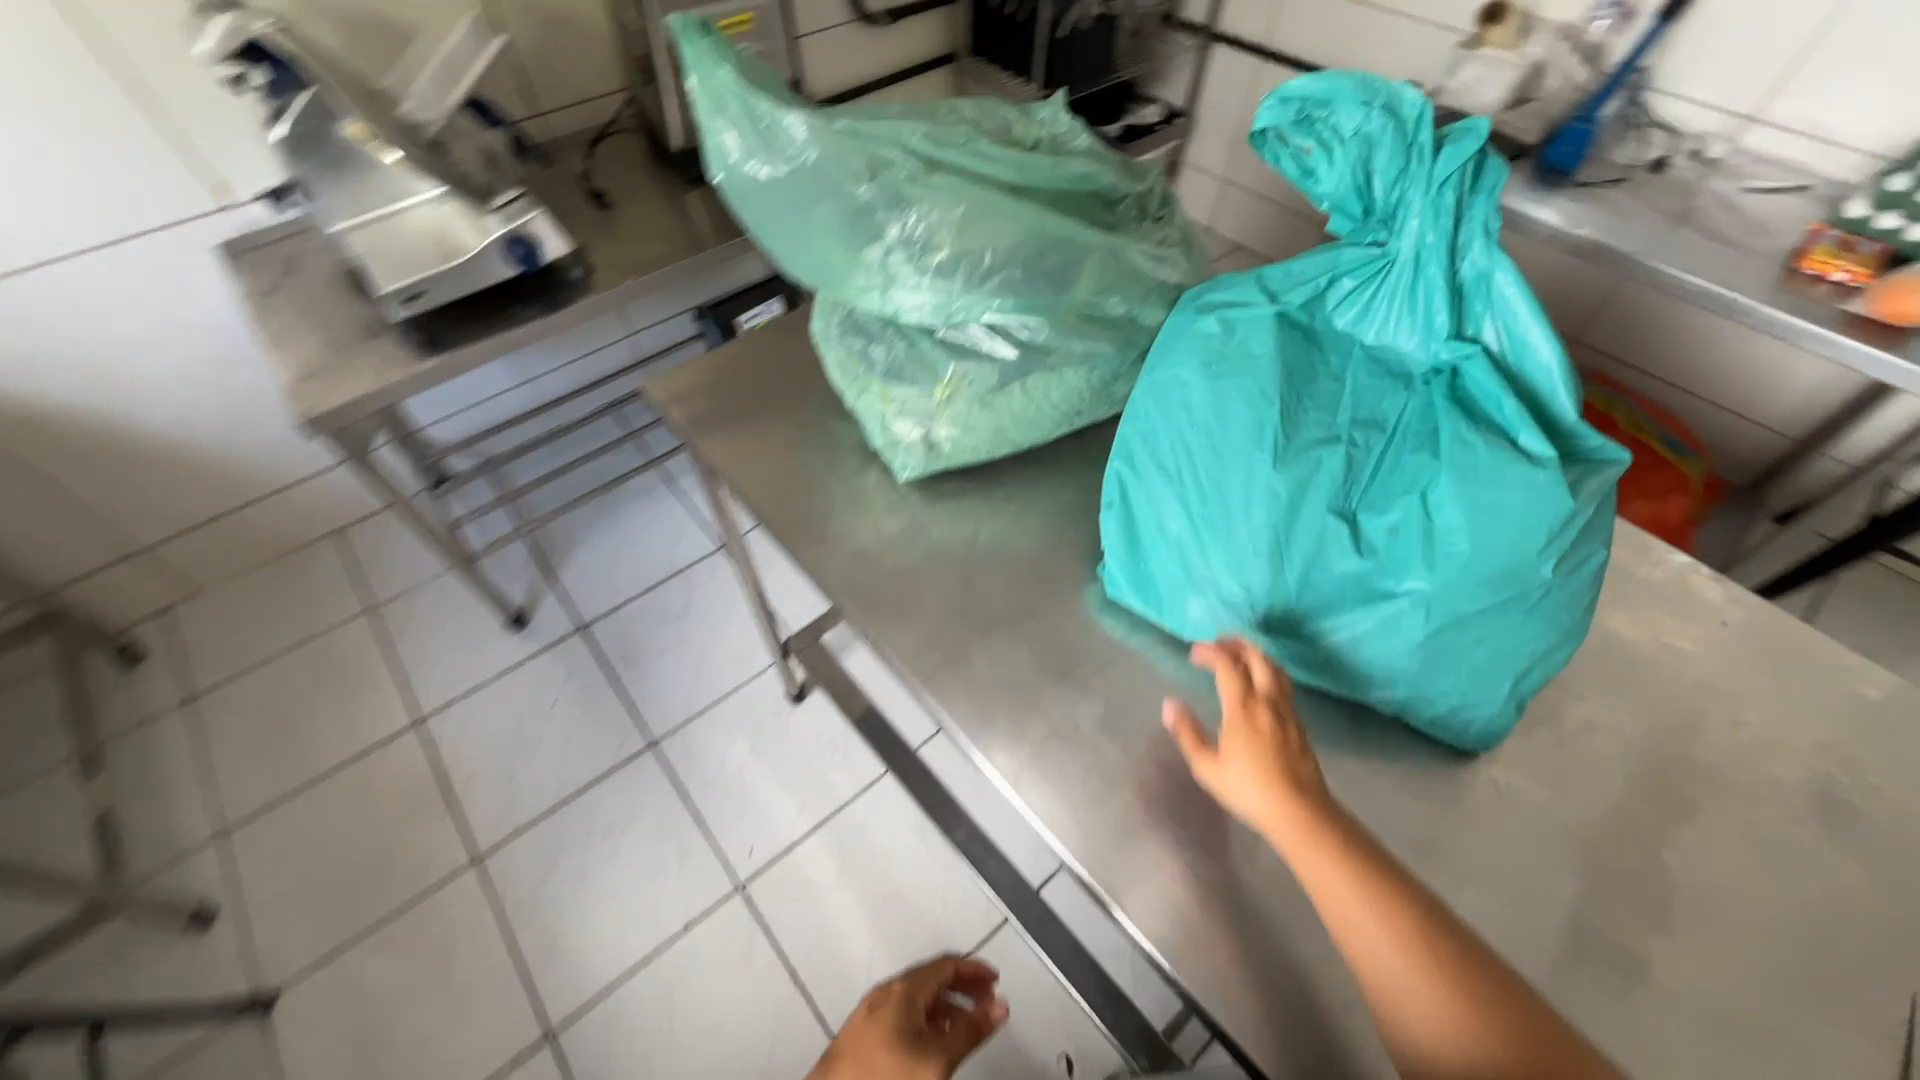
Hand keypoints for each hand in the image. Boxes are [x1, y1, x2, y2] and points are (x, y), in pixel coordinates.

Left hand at [807, 954, 1008, 1079]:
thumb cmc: (888, 1075)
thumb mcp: (938, 1057)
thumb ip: (971, 1030)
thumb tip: (1001, 1004)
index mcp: (904, 988)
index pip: (946, 964)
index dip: (974, 969)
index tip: (996, 981)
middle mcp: (886, 991)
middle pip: (931, 977)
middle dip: (962, 986)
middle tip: (987, 1002)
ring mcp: (871, 1010)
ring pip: (916, 997)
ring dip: (945, 1004)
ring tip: (966, 1025)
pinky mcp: (863, 1031)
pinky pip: (902, 1012)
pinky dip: (926, 1018)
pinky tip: (933, 1041)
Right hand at [1162, 639, 1332, 835]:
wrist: (1298, 810)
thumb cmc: (1248, 789)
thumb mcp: (1207, 766)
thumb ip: (1187, 732)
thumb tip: (1170, 704)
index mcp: (1242, 707)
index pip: (1227, 665)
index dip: (1210, 652)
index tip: (1194, 652)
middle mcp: (1267, 700)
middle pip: (1257, 657)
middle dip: (1236, 644)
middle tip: (1219, 645)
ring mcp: (1287, 710)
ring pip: (1275, 669)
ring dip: (1256, 656)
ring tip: (1240, 658)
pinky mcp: (1298, 723)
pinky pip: (1284, 685)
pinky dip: (1269, 673)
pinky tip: (1261, 687)